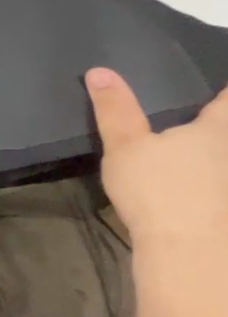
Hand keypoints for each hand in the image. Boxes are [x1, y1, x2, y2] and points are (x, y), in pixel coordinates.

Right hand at [86, 68, 227, 255]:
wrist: (190, 245)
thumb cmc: (158, 186)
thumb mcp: (124, 144)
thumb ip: (115, 109)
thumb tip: (101, 71)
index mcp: (215, 131)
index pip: (227, 102)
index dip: (224, 93)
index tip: (219, 88)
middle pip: (227, 129)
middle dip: (217, 122)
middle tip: (204, 117)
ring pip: (222, 157)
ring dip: (210, 154)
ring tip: (191, 153)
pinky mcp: (224, 204)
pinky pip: (218, 179)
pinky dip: (210, 177)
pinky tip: (196, 183)